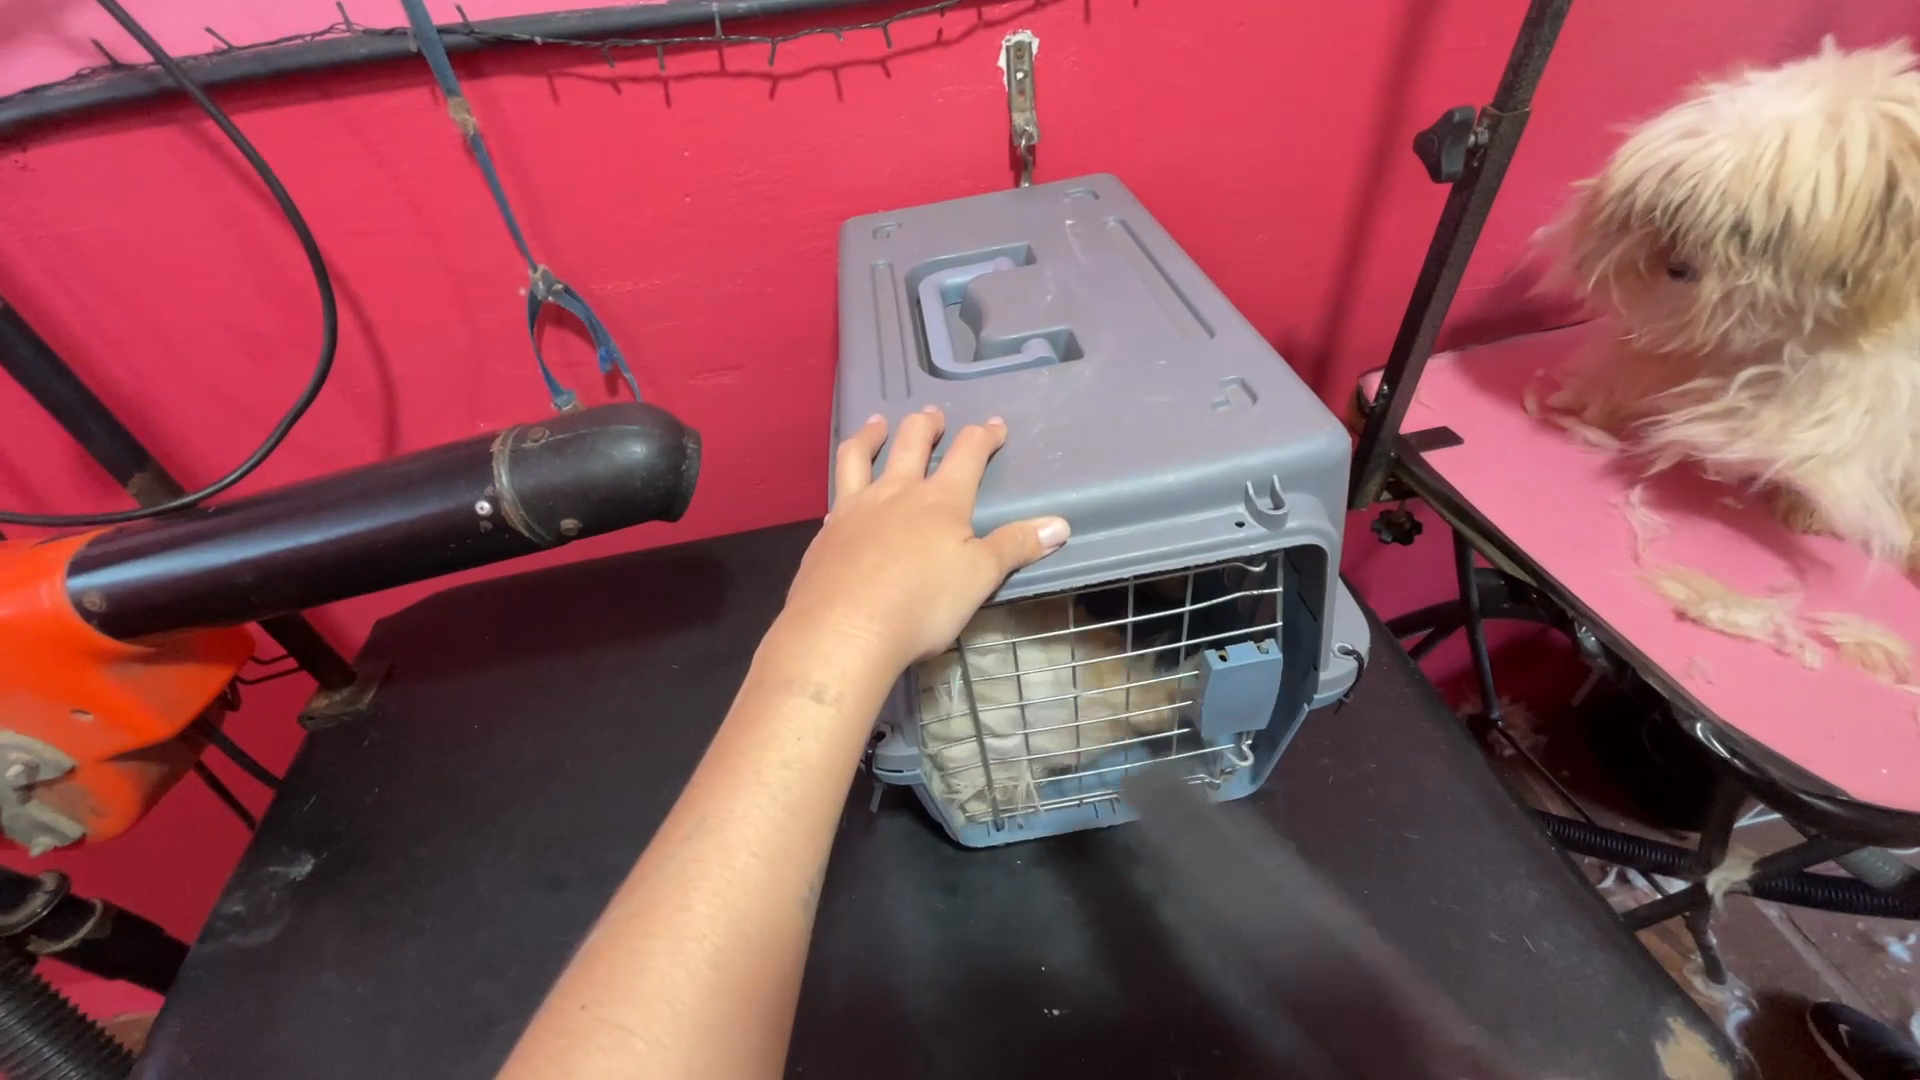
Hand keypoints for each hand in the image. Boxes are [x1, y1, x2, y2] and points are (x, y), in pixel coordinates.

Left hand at [776, 407, 1068, 679]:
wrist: (844, 630)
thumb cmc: (922, 603)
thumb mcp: (980, 577)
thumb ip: (1016, 546)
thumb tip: (1060, 524)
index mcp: (940, 500)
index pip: (968, 454)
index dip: (984, 435)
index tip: (995, 425)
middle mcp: (896, 493)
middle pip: (912, 443)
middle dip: (927, 425)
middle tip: (934, 416)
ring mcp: (856, 509)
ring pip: (860, 456)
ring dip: (872, 435)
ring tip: (877, 424)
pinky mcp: (827, 533)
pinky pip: (837, 494)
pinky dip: (846, 484)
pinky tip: (846, 495)